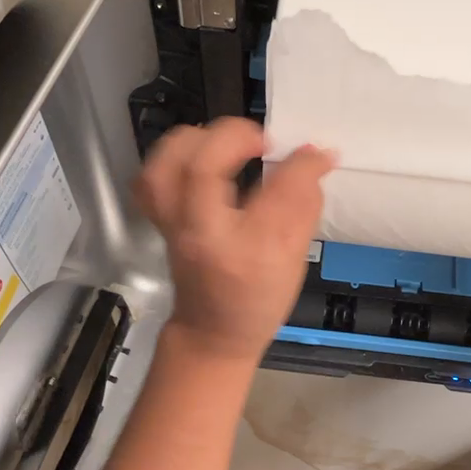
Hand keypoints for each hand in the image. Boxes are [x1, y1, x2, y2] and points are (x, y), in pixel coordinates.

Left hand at [135, 118, 334, 363]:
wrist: (211, 332)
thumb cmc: (256, 300)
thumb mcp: (293, 258)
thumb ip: (304, 205)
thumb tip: (317, 158)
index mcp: (239, 246)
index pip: (273, 191)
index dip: (300, 164)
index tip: (318, 154)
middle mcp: (196, 230)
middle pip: (199, 164)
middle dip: (235, 137)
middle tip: (264, 143)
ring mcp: (170, 222)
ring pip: (166, 164)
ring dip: (199, 140)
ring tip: (228, 144)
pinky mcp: (158, 216)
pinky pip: (152, 175)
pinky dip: (174, 156)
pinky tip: (199, 157)